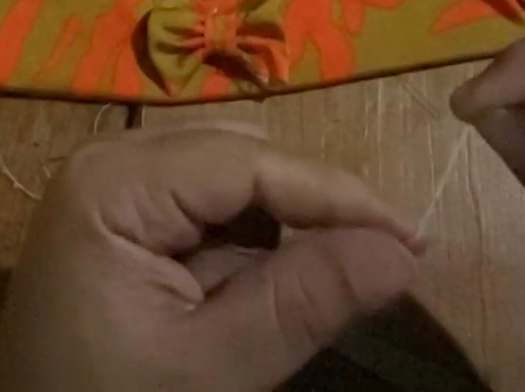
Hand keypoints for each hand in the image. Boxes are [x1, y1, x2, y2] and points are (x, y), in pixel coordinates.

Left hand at [0, 123, 422, 391]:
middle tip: (371, 263)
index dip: (333, 192)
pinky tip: (243, 287)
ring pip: (225, 173)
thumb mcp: (210, 369)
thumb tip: (401, 250)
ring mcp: (111, 177)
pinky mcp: (119, 205)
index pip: (245, 161)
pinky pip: (201, 199)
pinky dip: (240, 237)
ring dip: (274, 223)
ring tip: (295, 288)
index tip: (413, 234)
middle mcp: (110, 157)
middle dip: (304, 205)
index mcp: (115, 182)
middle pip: (235, 154)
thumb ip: (301, 302)